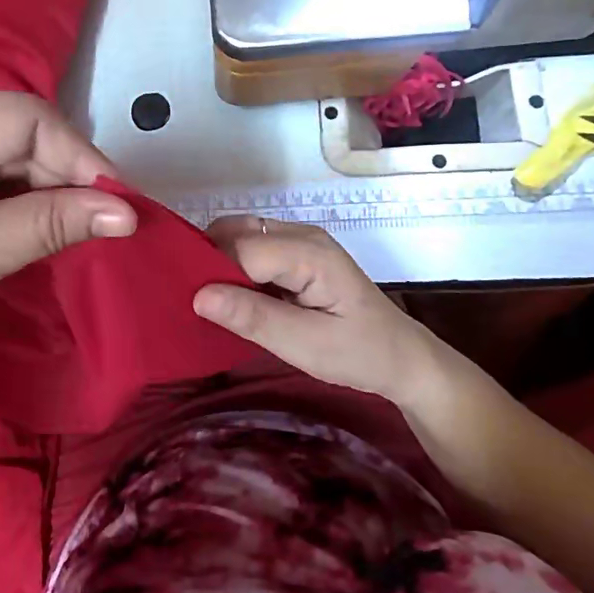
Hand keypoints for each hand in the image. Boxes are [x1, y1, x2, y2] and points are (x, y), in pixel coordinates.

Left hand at [0, 93, 136, 391]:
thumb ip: (53, 223)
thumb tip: (129, 212)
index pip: (24, 118)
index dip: (79, 156)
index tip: (121, 203)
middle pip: (18, 136)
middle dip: (65, 177)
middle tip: (106, 222)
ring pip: (9, 161)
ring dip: (48, 194)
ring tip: (82, 229)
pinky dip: (23, 206)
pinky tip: (45, 230)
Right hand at [192, 217, 460, 404]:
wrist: (402, 359)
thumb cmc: (361, 354)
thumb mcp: (307, 345)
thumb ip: (254, 318)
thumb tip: (199, 296)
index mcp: (309, 253)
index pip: (240, 249)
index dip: (211, 274)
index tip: (190, 306)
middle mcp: (301, 235)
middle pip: (235, 233)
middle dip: (208, 262)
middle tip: (193, 304)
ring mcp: (299, 242)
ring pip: (239, 238)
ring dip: (218, 265)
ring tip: (208, 303)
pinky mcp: (296, 256)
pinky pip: (251, 250)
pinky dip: (232, 270)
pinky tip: (229, 299)